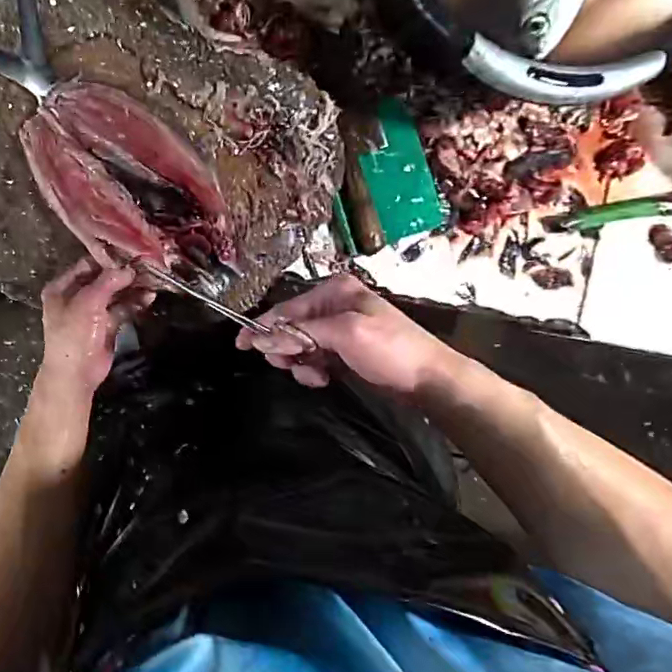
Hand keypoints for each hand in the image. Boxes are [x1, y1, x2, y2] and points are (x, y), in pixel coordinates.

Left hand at [37, 258, 154, 396]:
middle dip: (124, 275)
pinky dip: (134, 304)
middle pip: (103, 280)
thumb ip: (108, 281)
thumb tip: (128, 269)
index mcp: (61, 288)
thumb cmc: (74, 333)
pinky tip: (148, 298)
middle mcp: (76, 296)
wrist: (75, 373)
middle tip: (146, 267)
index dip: (107, 260)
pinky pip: (122, 309)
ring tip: (152, 282)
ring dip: (132, 289)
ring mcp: (92, 311)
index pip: (86, 265)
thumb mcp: (88, 302)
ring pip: (115, 294)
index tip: (130, 254)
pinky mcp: (106, 325)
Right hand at [236, 273, 457, 396]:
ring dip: (301, 363)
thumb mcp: (346, 334)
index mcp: (335, 291)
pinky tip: (324, 377)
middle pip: (290, 326)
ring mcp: (339, 330)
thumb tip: (261, 336)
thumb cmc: (392, 350)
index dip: (263, 327)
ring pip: (299, 345)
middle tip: (290, 365)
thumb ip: (301, 332)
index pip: (288, 308)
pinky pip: (313, 358)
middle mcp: (334, 306)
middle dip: (286, 348)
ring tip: (317, 375)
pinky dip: (312, 369)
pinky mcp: (344, 352)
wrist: (430, 380)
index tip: (241, 344)